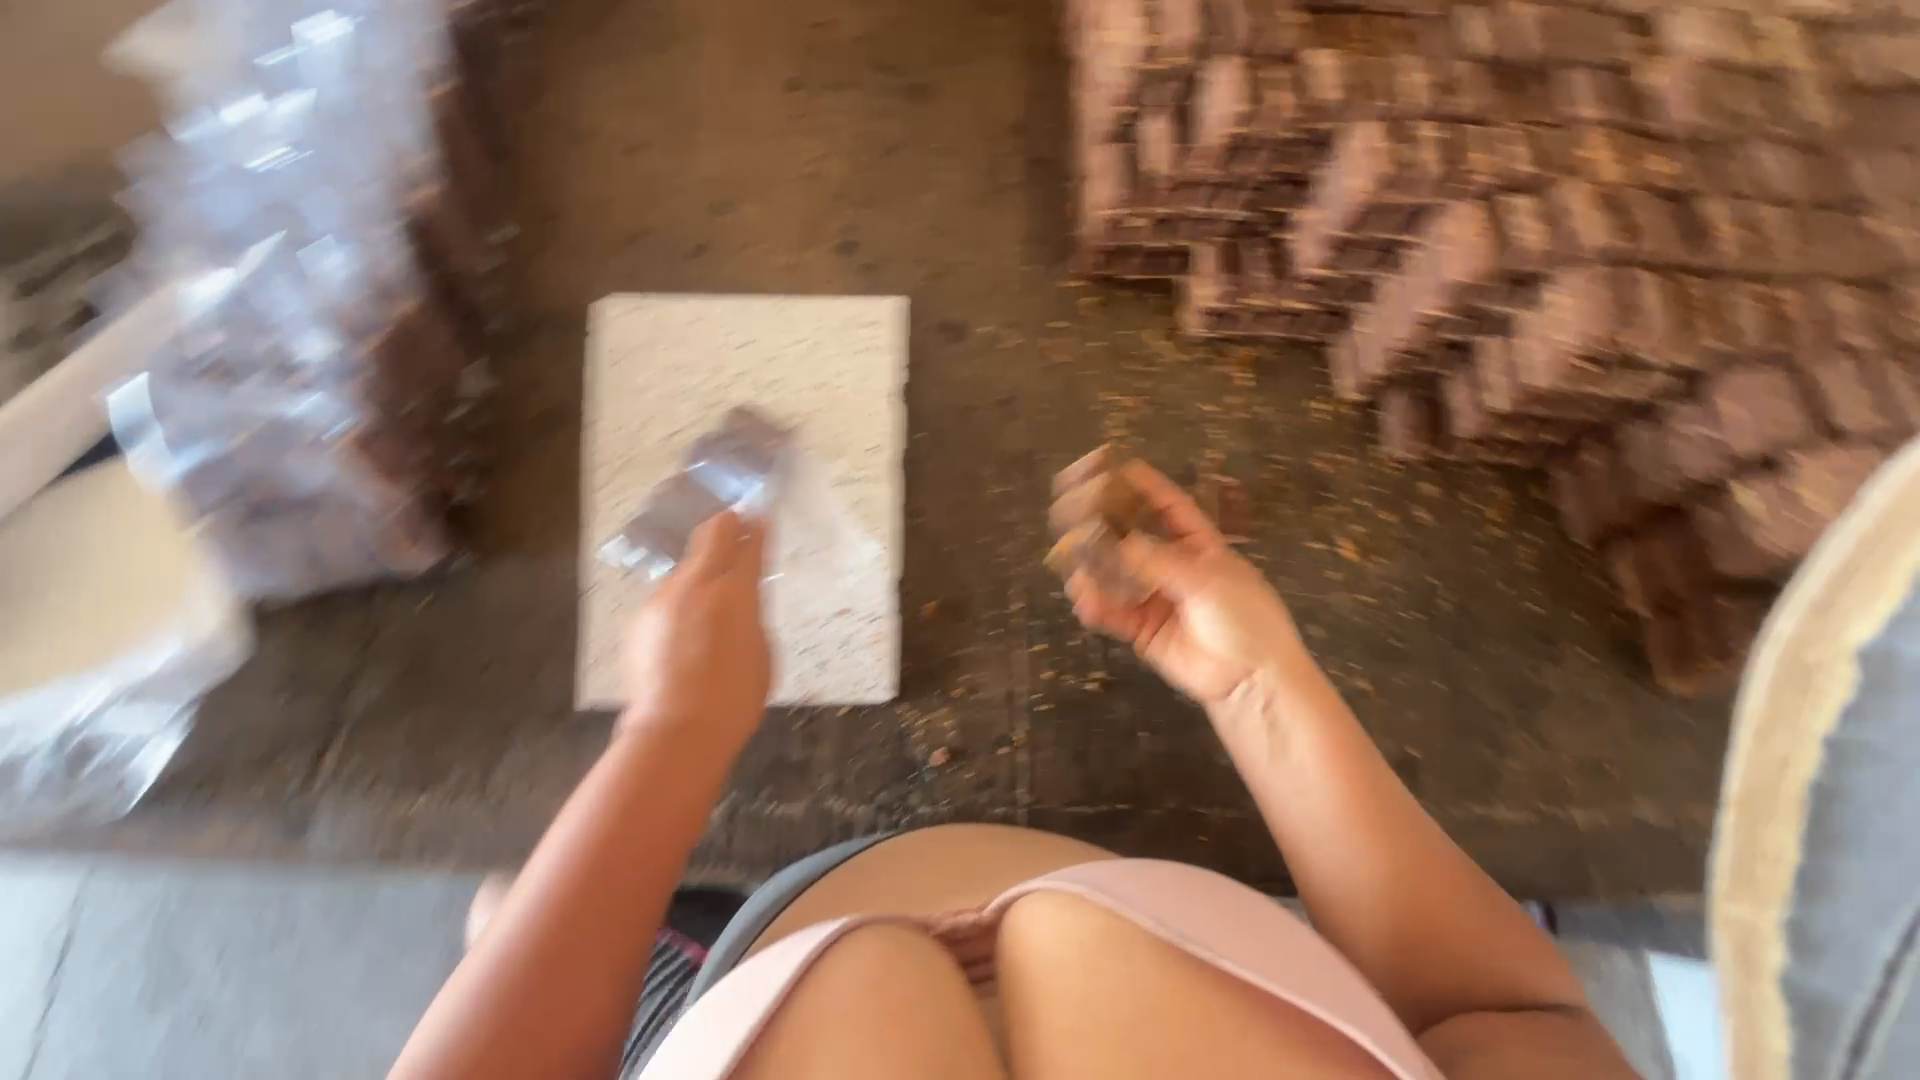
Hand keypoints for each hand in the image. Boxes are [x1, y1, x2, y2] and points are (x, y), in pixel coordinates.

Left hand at [620, 511, 772, 747]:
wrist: (677, 730)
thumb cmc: (735, 697)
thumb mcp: (762, 651)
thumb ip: (752, 615)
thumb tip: (744, 600)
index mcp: (735, 592)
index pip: (750, 546)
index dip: (758, 530)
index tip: (762, 517)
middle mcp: (696, 585)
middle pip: (711, 537)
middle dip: (726, 526)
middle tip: (735, 520)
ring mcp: (663, 600)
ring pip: (685, 567)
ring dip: (701, 565)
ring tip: (712, 577)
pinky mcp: (641, 620)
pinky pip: (668, 597)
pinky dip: (682, 598)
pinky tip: (688, 621)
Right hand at [1060, 462, 1304, 707]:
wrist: (1250, 678)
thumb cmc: (1245, 619)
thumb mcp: (1209, 582)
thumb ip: (1162, 563)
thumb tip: (1120, 543)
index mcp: (1200, 546)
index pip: (1169, 507)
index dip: (1144, 486)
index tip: (1116, 467)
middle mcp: (1173, 566)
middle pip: (1132, 537)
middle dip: (1104, 524)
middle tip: (1073, 509)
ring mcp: (1155, 597)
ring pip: (1116, 575)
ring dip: (1094, 566)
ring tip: (1070, 559)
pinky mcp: (1141, 629)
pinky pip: (1112, 611)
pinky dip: (1096, 605)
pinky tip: (1084, 599)